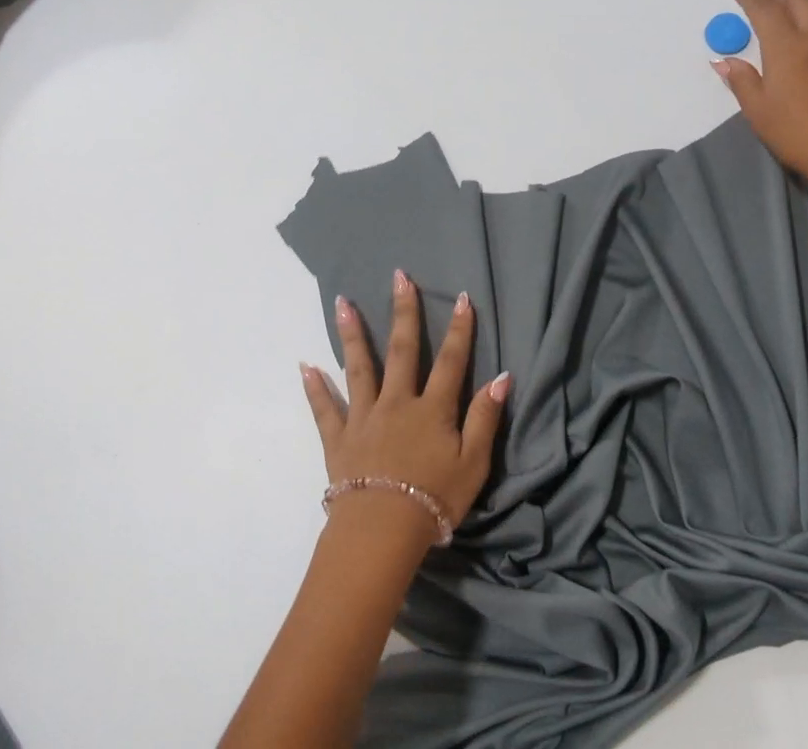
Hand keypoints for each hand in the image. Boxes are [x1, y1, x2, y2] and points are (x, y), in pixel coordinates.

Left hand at [300, 269, 510, 539]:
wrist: (382, 530)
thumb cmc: (435, 499)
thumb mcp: (474, 463)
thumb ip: (485, 418)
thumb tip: (502, 376)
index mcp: (432, 409)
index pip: (450, 361)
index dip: (458, 329)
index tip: (460, 297)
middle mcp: (397, 402)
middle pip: (401, 350)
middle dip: (403, 311)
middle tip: (399, 276)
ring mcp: (363, 417)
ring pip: (358, 368)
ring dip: (351, 333)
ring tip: (342, 302)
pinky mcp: (338, 438)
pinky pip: (325, 409)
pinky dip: (315, 387)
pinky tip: (305, 366)